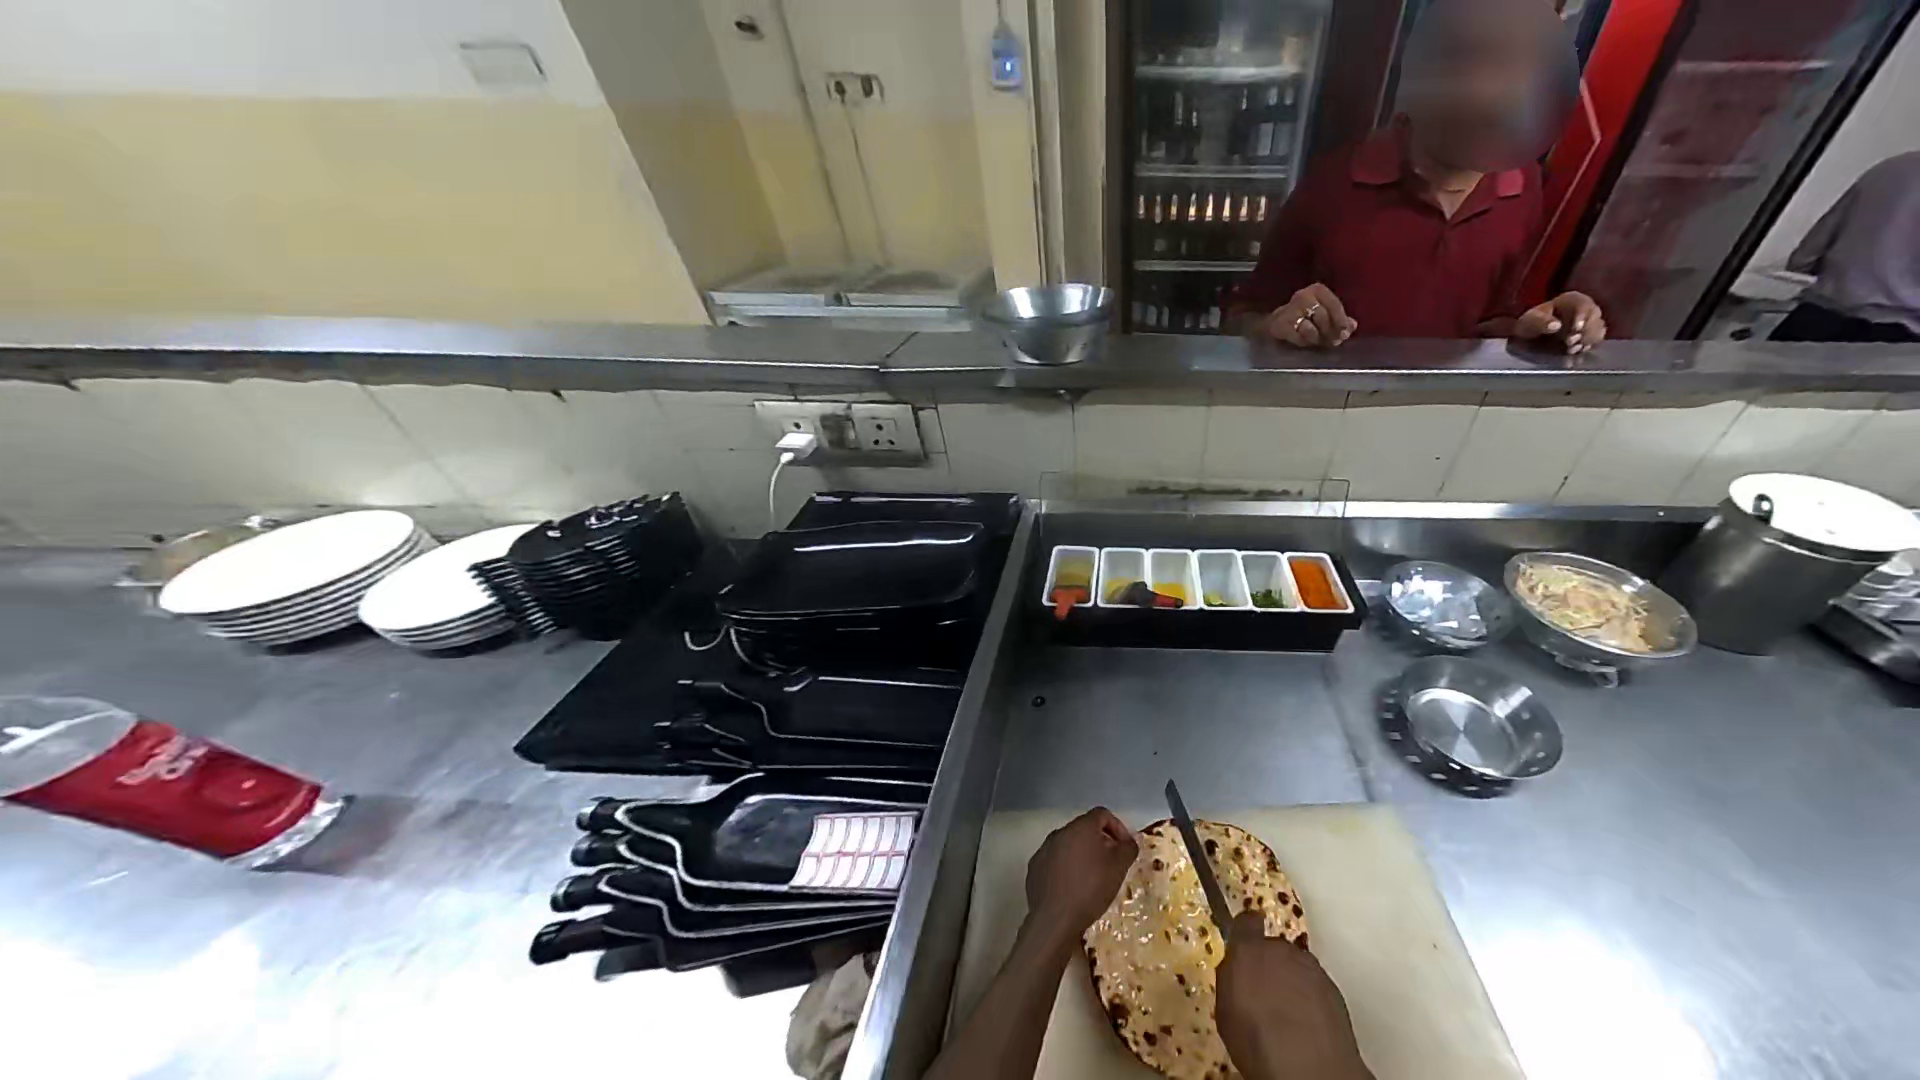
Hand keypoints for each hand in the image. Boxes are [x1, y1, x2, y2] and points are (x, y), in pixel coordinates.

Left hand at [1024, 807, 1137, 938]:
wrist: (1054, 918)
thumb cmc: (1090, 888)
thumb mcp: (1118, 868)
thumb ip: (1127, 848)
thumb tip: (1128, 841)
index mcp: (1080, 827)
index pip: (1102, 814)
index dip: (1118, 827)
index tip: (1125, 848)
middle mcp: (1059, 832)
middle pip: (1084, 829)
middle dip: (1101, 842)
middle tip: (1112, 864)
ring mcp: (1044, 850)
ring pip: (1068, 846)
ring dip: (1083, 856)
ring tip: (1094, 879)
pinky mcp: (1035, 868)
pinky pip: (1055, 861)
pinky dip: (1067, 869)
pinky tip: (1074, 889)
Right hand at [1216, 912, 1372, 1079]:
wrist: (1310, 1068)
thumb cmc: (1256, 1040)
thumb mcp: (1226, 1011)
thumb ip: (1230, 980)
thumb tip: (1235, 970)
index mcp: (1248, 949)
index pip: (1246, 921)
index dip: (1246, 928)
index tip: (1245, 939)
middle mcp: (1280, 950)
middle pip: (1273, 947)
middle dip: (1270, 963)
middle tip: (1266, 991)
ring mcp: (1310, 968)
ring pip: (1296, 966)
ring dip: (1291, 979)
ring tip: (1289, 1010)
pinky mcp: (1334, 990)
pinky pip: (1316, 985)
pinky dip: (1311, 997)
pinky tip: (1307, 1022)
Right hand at [1263, 284, 1356, 348]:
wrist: (1273, 322)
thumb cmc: (1304, 315)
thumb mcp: (1323, 312)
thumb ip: (1339, 319)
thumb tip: (1352, 326)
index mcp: (1317, 290)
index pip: (1334, 304)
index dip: (1341, 320)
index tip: (1346, 333)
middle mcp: (1303, 297)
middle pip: (1322, 317)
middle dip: (1330, 331)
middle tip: (1334, 342)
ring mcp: (1290, 311)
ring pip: (1310, 329)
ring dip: (1317, 338)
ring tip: (1320, 342)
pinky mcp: (1280, 325)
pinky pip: (1298, 337)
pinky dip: (1304, 342)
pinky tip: (1306, 342)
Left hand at [1513, 291, 1606, 354]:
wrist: (1529, 336)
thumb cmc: (1530, 323)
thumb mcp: (1530, 320)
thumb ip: (1541, 322)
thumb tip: (1556, 326)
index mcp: (1573, 300)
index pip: (1584, 305)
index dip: (1582, 316)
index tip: (1576, 328)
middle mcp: (1586, 309)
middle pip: (1595, 317)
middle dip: (1585, 330)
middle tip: (1570, 341)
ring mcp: (1590, 321)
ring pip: (1598, 328)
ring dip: (1587, 339)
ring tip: (1571, 349)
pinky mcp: (1589, 334)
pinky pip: (1596, 338)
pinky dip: (1588, 345)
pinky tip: (1576, 351)